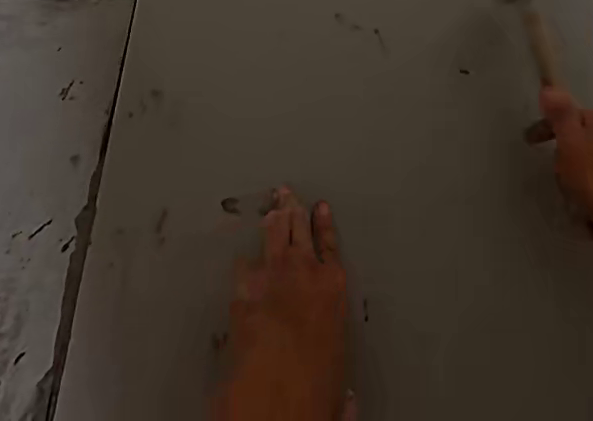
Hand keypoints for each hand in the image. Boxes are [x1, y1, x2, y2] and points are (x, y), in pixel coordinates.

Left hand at [215, 187, 351, 420]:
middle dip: (292, 209)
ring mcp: (272, 276)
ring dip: (272, 219)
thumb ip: (343, 385)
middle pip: (298, 228)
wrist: (273, 400)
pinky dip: (244, 258)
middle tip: (286, 193)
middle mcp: (305, 271)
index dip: (324, 223)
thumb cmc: (314, 390)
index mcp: (333, 286)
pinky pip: (243, 264)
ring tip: (271, 205)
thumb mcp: (338, 380)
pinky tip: (243, 252)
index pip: (330, 243)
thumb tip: (350, 404)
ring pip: (273, 235)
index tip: (320, 206)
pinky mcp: (243, 291)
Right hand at [530, 87, 592, 273]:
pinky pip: (591, 197)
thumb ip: (560, 115)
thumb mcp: (572, 144)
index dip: (546, 127)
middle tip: (563, 179)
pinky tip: (590, 220)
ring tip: (577, 204)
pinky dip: (586, 208)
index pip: (566, 115)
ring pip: (580, 174)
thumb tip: (549, 86)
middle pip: (572, 147)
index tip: (530, 142)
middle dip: (562, 166)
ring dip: (573, 191)